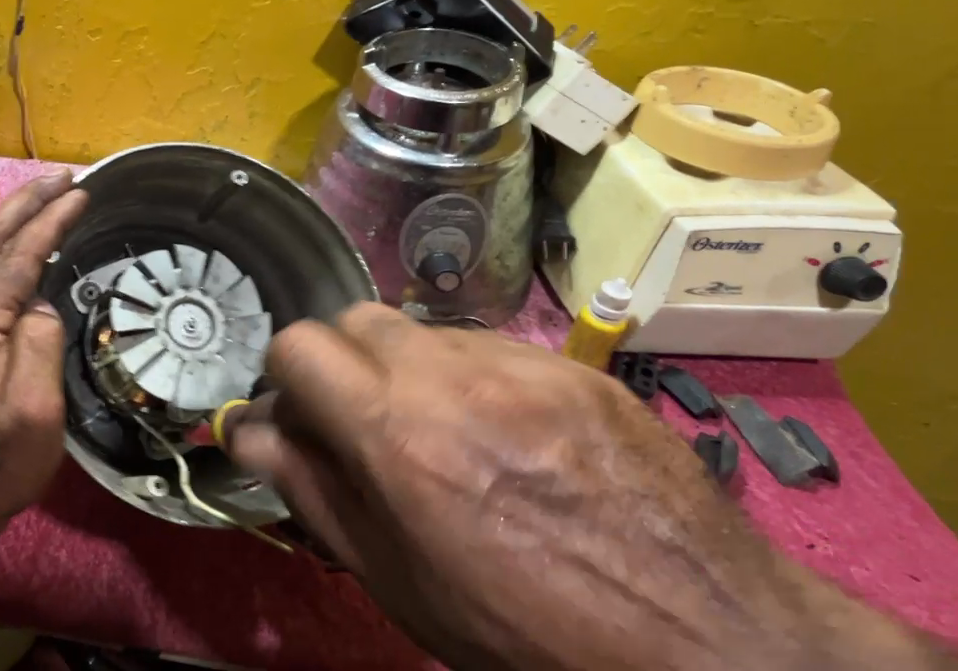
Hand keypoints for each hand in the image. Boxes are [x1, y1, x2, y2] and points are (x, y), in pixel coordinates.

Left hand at [0, 171, 87, 561]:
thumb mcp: (34, 410)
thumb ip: (40, 342)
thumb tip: (40, 302)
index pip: (18, 253)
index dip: (51, 220)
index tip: (81, 192)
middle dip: (26, 203)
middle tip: (62, 177)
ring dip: (10, 223)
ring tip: (44, 200)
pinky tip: (14, 250)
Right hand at [225, 304, 957, 670]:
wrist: (710, 646)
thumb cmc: (526, 630)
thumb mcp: (395, 578)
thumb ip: (310, 488)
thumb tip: (247, 429)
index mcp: (394, 432)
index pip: (296, 345)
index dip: (287, 381)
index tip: (305, 422)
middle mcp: (449, 375)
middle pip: (354, 319)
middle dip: (344, 363)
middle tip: (371, 423)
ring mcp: (519, 361)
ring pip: (423, 329)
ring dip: (410, 370)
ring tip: (451, 435)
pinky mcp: (574, 366)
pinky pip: (493, 347)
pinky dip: (476, 379)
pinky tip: (513, 438)